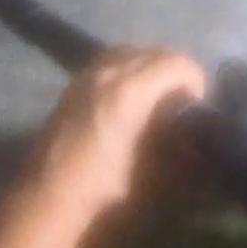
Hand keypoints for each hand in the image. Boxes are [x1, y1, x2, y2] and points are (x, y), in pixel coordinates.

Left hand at [25, 46, 206, 218]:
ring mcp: (88, 74)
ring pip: (132, 50)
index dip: (195, 78)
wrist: (47, 196)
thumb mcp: (149, 172)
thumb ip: (176, 148)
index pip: (176, 63)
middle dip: (177, 69)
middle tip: (184, 98)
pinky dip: (129, 66)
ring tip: (158, 92)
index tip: (199, 102)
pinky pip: (110, 59)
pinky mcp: (75, 83)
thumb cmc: (101, 188)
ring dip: (152, 64)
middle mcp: (110, 72)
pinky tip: (130, 94)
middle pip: (156, 52)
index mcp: (131, 91)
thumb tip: (197, 143)